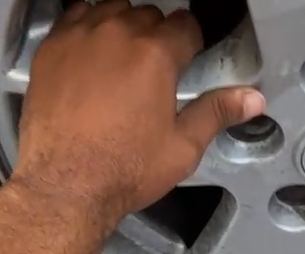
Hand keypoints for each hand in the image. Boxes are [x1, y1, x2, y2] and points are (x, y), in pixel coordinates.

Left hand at [12, 1, 265, 235]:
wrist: (66, 184)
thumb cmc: (123, 170)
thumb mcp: (182, 148)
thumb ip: (217, 113)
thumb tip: (252, 100)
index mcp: (157, 54)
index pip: (186, 25)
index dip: (190, 45)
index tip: (186, 62)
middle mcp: (118, 32)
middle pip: (148, 15)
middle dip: (155, 40)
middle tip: (153, 76)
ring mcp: (81, 35)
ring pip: (112, 10)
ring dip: (122, 30)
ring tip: (123, 67)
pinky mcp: (52, 47)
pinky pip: (75, 19)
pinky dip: (88, 32)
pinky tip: (92, 61)